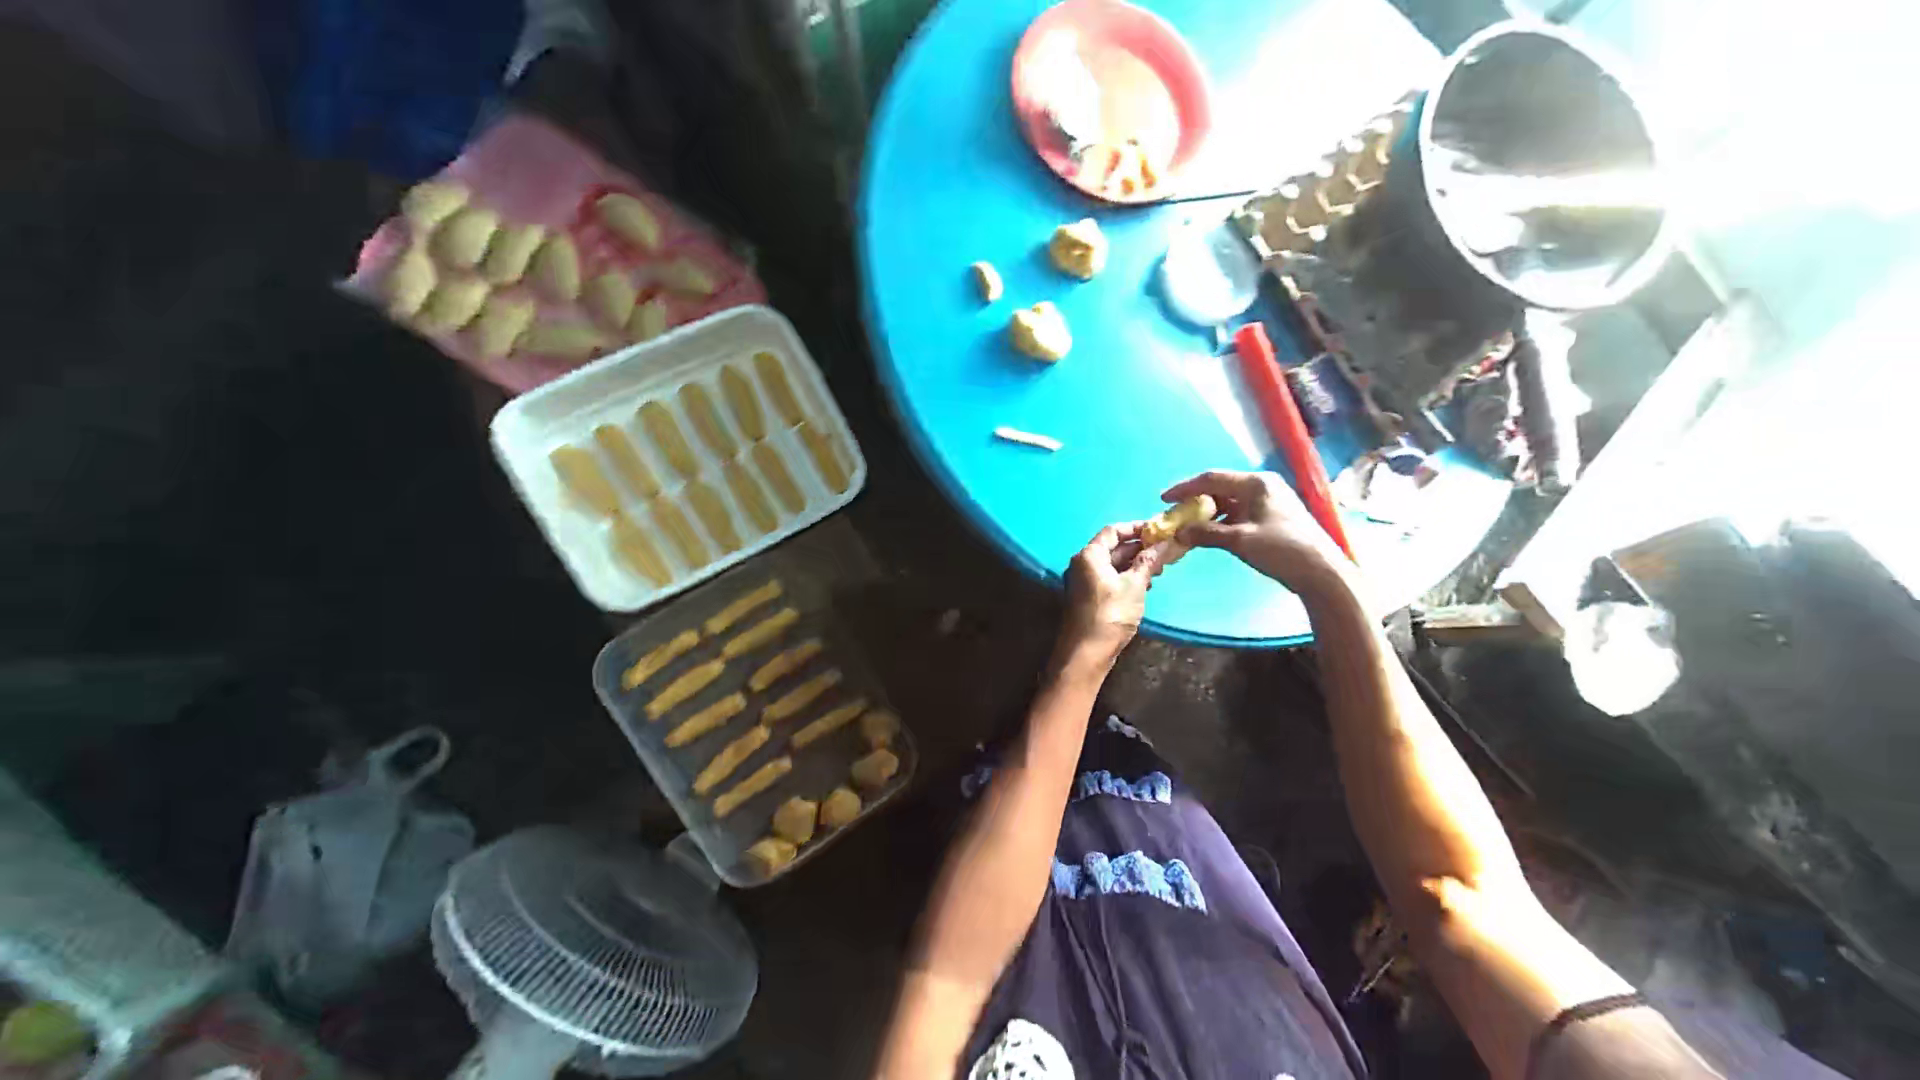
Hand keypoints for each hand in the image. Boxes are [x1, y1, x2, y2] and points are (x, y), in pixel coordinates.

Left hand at [1056, 522, 1168, 668]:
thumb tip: (1165, 543)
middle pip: (1113, 547)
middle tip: (1165, 551)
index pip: (1114, 530)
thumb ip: (1148, 562)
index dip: (1137, 528)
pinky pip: (1110, 578)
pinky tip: (1146, 585)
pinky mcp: (1089, 596)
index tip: (1159, 530)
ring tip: (1160, 569)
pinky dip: (1127, 577)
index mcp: (1090, 555)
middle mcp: (1083, 563)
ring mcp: (1084, 581)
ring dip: (1135, 564)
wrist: (1086, 652)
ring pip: (1113, 564)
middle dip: (1139, 548)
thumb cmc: (1111, 614)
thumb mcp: (1134, 585)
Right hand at [1160, 470, 1351, 598]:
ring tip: (1188, 528)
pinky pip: (1238, 514)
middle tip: (1175, 516)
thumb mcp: (1239, 540)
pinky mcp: (1272, 518)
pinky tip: (1209, 536)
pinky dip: (1221, 523)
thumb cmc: (1281, 549)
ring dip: (1207, 515)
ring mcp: (1269, 502)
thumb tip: (1178, 532)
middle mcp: (1263, 487)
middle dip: (1195, 502)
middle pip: (1220, 489)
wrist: (1322, 573)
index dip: (1185, 488)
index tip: (1164, 499)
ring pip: (1228, 503)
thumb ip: (1205, 533)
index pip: (1212, 479)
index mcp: (1256, 484)